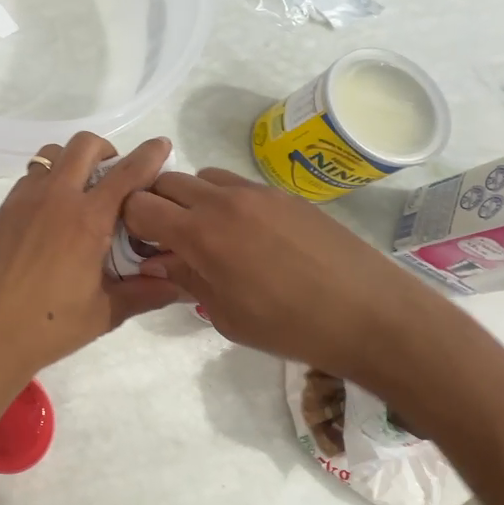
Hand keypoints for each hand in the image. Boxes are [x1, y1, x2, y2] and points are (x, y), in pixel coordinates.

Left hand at [0, 132, 182, 380]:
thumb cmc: (52, 325)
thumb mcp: (107, 311)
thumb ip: (145, 292)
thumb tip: (178, 284)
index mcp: (87, 220)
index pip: (126, 174)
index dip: (148, 155)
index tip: (161, 145)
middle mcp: (55, 198)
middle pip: (82, 146)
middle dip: (106, 150)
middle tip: (115, 174)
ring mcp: (23, 200)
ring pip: (50, 155)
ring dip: (72, 161)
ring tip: (81, 190)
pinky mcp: (3, 211)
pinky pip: (29, 178)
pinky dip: (47, 181)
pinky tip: (52, 213)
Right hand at [122, 168, 447, 381]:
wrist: (374, 316)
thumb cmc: (291, 328)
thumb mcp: (225, 316)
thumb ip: (185, 280)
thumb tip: (157, 262)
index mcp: (200, 234)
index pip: (138, 205)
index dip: (129, 223)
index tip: (138, 245)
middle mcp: (222, 201)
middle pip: (164, 182)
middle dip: (154, 204)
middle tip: (164, 237)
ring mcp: (256, 192)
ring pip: (201, 177)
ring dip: (190, 198)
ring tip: (206, 233)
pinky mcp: (284, 194)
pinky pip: (236, 184)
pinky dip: (224, 200)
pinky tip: (246, 235)